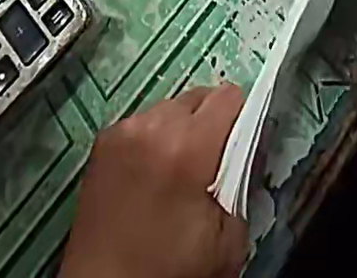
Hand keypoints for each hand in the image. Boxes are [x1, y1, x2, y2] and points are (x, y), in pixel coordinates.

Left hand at [61, 85, 247, 277]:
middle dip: (212, 123)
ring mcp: (125, 128)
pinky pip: (144, 121)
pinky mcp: (105, 138)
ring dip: (182, 128)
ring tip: (179, 170)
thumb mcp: (227, 240)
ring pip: (172, 106)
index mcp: (188, 147)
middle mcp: (154, 125)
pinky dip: (155, 137)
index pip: (230, 97)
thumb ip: (245, 182)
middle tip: (212, 164)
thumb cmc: (169, 271)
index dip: (243, 117)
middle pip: (200, 97)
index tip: (242, 143)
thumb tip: (251, 146)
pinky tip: (152, 173)